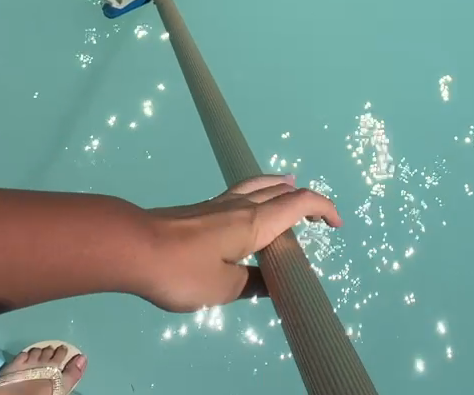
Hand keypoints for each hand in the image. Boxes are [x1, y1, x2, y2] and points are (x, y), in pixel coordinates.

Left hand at [138, 175, 340, 311]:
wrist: (136, 246)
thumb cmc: (182, 270)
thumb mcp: (223, 289)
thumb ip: (252, 284)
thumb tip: (273, 283)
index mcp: (255, 222)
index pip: (299, 204)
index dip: (323, 208)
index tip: (337, 224)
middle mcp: (243, 205)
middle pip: (283, 191)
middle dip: (306, 200)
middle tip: (319, 217)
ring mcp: (221, 203)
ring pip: (261, 185)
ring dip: (281, 186)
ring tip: (290, 185)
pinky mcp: (204, 209)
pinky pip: (244, 191)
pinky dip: (260, 191)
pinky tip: (250, 203)